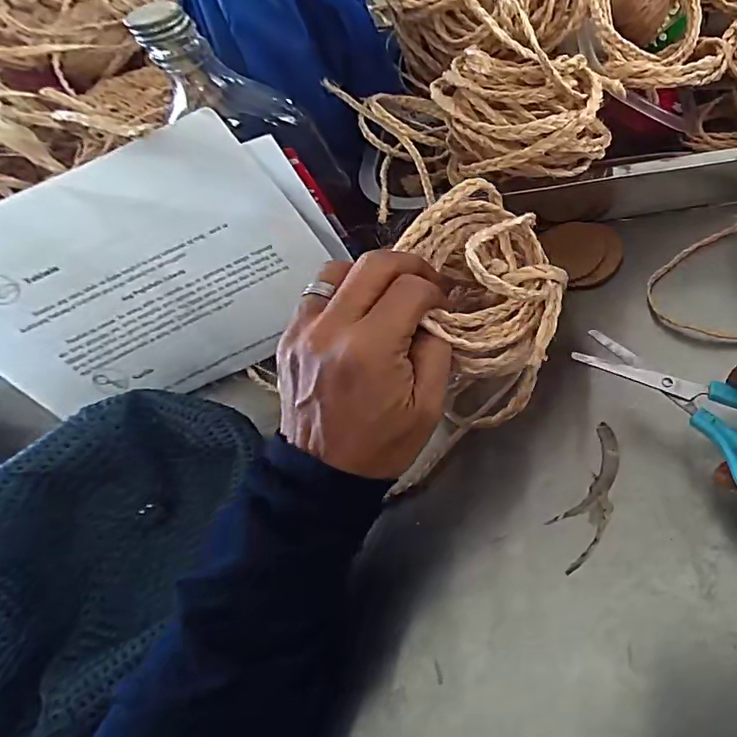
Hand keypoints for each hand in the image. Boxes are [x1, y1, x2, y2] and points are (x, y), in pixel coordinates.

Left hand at [277, 252, 451, 479]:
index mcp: (370, 349)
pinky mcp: (290, 335)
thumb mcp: (430, 404)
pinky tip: (362, 311)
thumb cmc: (384, 443)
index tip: (446, 307)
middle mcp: (332, 329)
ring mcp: (304, 329)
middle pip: (375, 264)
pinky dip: (345, 290)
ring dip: (374, 274)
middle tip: (429, 284)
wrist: (323, 472)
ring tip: (392, 294)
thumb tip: (435, 315)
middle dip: (412, 266)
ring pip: (340, 268)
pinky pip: (317, 291)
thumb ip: (437, 350)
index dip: (437, 292)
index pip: (412, 288)